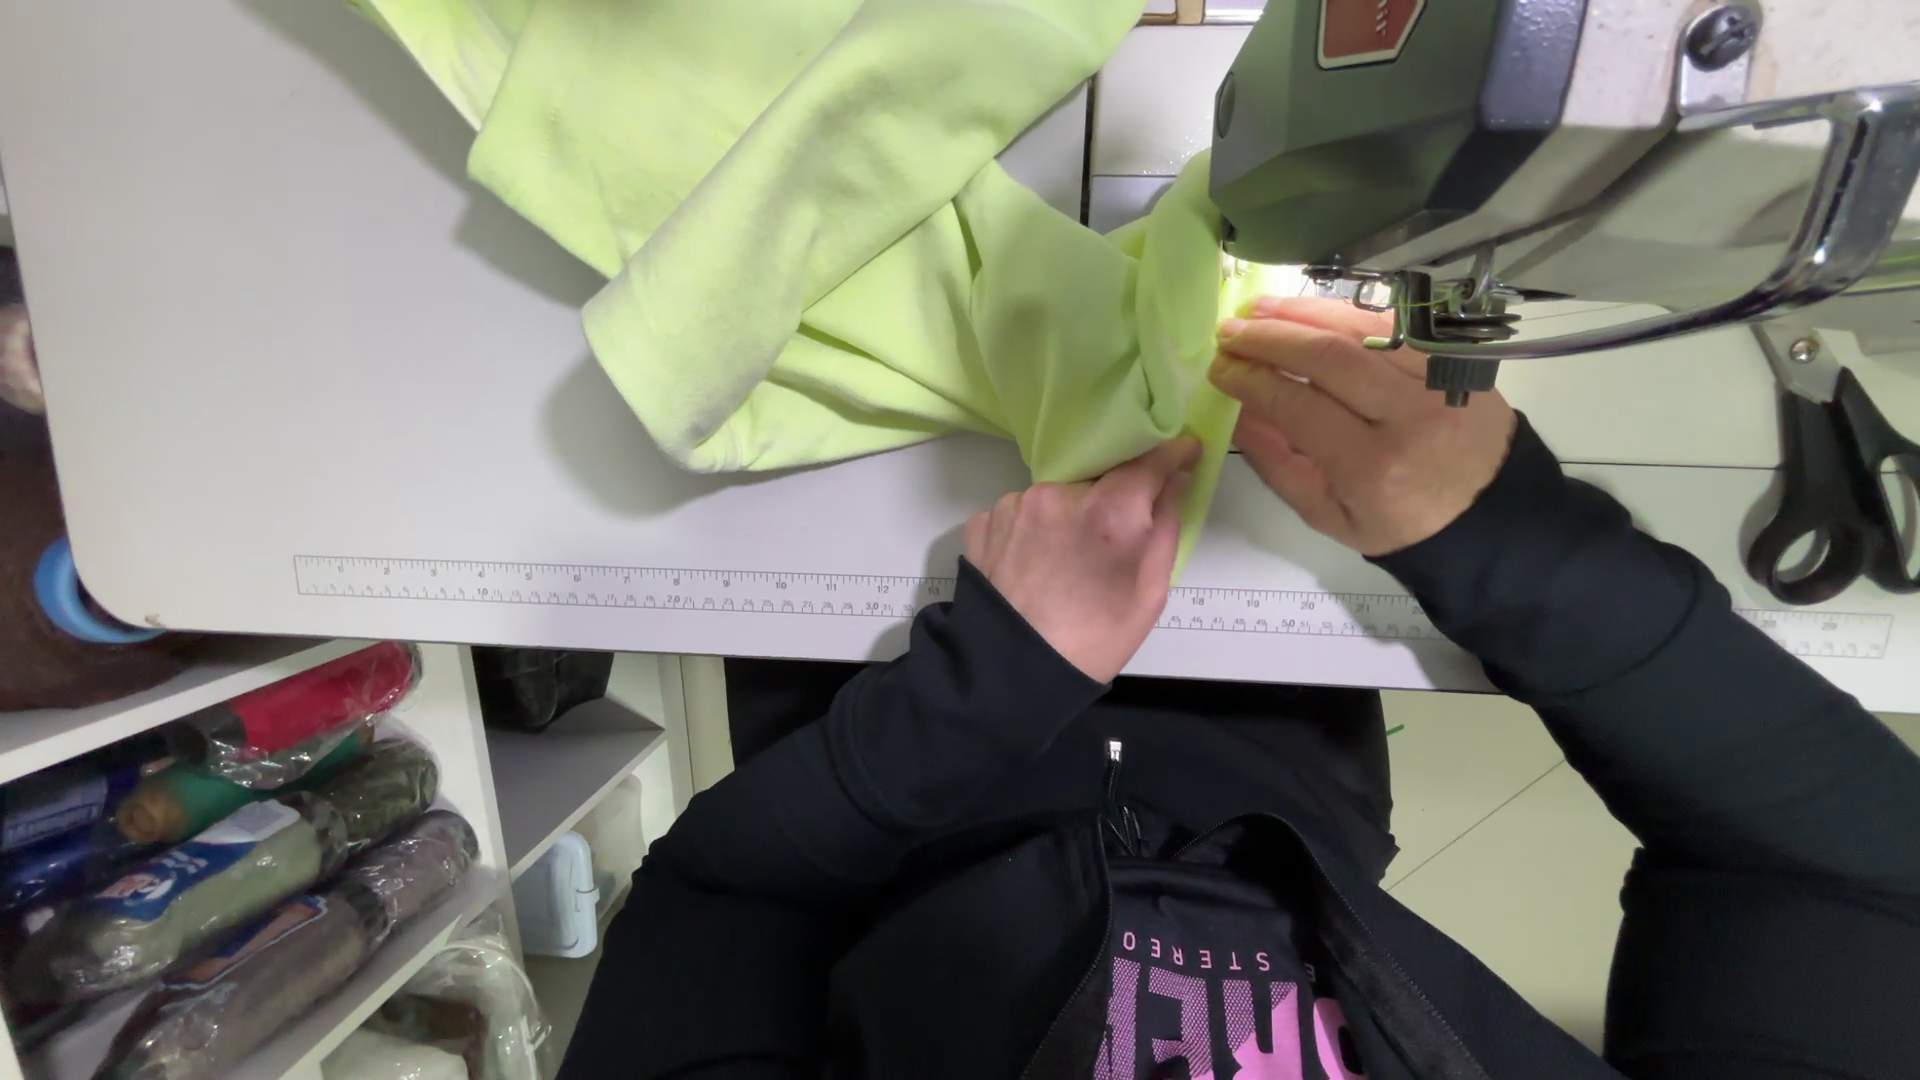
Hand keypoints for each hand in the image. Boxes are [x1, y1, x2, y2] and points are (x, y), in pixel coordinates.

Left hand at [964, 437, 1200, 681]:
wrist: (1008, 671)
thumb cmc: (1092, 639)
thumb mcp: (1149, 593)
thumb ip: (1165, 527)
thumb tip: (1174, 481)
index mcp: (1109, 512)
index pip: (1147, 459)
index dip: (1168, 454)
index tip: (1181, 452)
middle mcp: (1058, 494)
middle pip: (1096, 477)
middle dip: (1108, 499)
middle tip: (1106, 540)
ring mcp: (1015, 505)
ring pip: (1055, 495)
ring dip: (1064, 516)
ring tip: (1061, 561)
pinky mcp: (983, 519)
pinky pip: (1020, 512)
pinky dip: (1031, 529)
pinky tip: (1031, 564)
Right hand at [1208, 296, 1517, 555]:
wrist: (1488, 513)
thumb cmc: (1394, 522)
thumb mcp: (1324, 513)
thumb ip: (1276, 462)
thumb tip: (1237, 410)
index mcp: (1371, 466)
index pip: (1298, 406)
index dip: (1252, 381)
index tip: (1219, 368)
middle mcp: (1409, 416)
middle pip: (1330, 357)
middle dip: (1271, 338)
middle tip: (1230, 331)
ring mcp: (1439, 380)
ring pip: (1363, 329)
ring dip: (1303, 311)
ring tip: (1258, 307)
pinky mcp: (1454, 360)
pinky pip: (1395, 323)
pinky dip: (1346, 310)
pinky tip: (1310, 309)